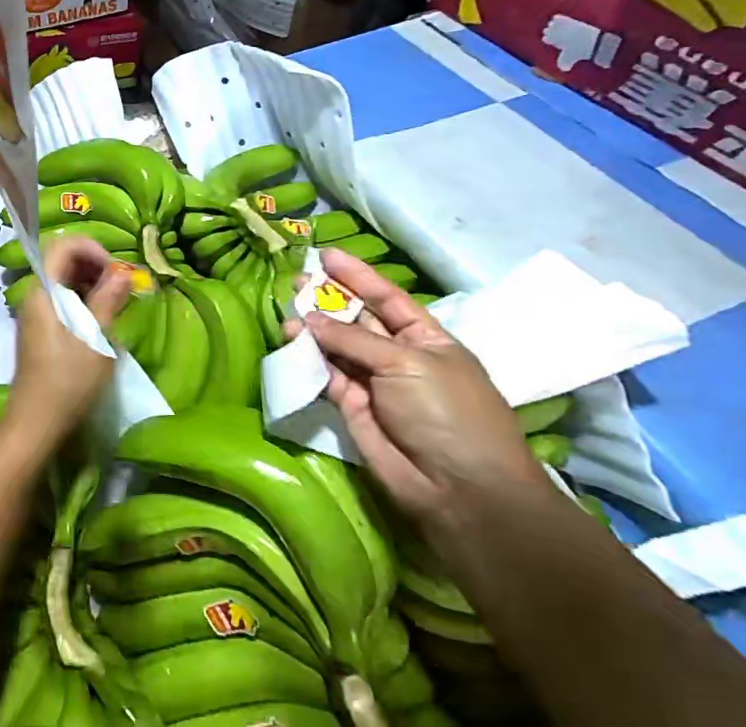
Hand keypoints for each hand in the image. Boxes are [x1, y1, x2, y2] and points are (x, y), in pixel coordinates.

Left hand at [8, 237, 132, 443]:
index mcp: (43, 293)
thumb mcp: (95, 341)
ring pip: (64, 279)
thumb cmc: (66, 383)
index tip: (115, 269)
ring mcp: (36, 313)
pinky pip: (63, 299)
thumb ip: (108, 302)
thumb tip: (123, 272)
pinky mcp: (41, 329)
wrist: (34, 425)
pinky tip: (102, 318)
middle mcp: (35, 297)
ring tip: (116, 300)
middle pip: (62, 259)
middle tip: (121, 284)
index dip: (92, 248)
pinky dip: (84, 298)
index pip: (62, 245)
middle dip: (95, 263)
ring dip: (92, 281)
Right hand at [290, 249, 541, 524]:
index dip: (358, 275)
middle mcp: (398, 355)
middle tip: (296, 282)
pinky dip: (310, 361)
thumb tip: (311, 321)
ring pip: (338, 348)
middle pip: (358, 319)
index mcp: (426, 337)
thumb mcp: (408, 363)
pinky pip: (328, 377)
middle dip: (329, 300)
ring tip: (287, 311)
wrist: (458, 489)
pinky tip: (292, 344)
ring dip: (314, 330)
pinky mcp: (354, 409)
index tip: (326, 255)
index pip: (386, 296)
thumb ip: (355, 340)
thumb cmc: (447, 411)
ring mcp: (376, 383)